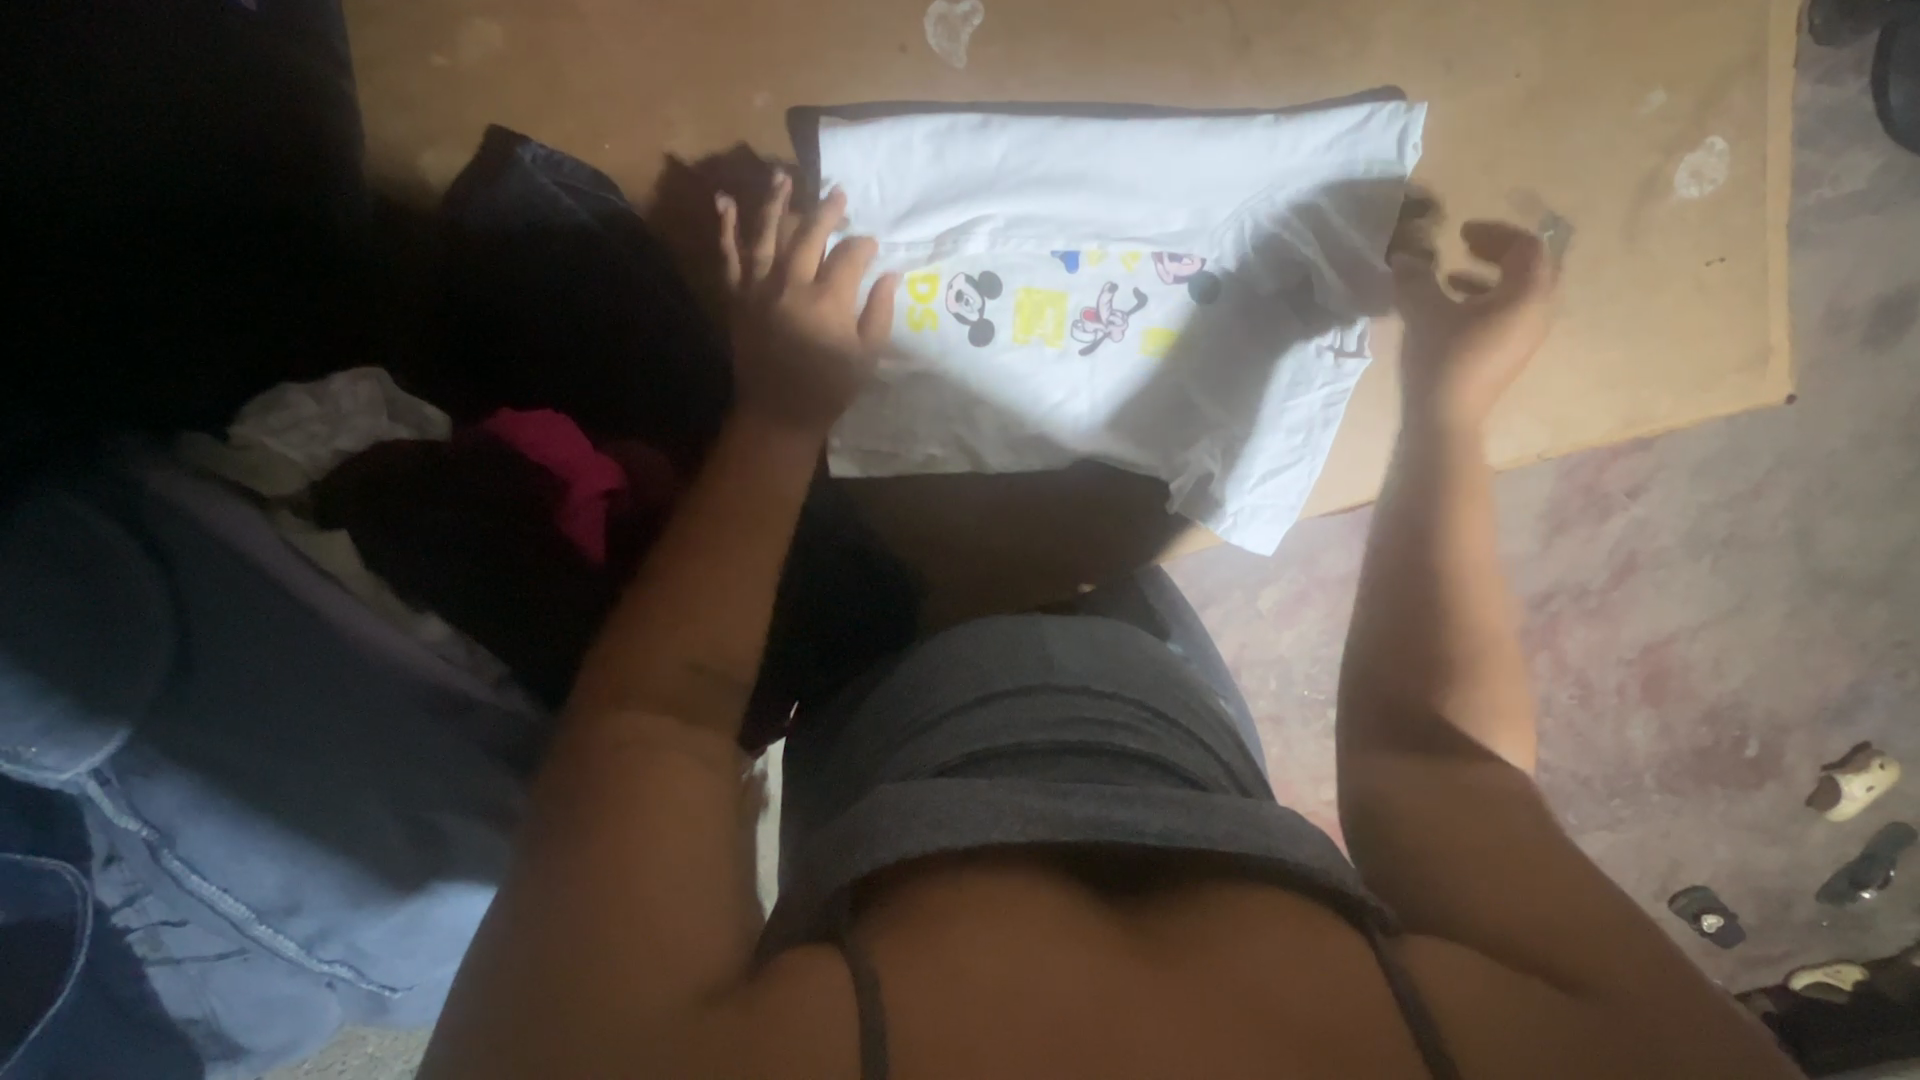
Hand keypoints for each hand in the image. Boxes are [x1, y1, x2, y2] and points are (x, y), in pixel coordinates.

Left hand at [715, 173, 896, 438]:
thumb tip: (889, 276)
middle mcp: (792, 284)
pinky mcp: (737, 297)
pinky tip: (725, 202)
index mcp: (829, 300)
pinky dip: (726, 228)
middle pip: (810, 234)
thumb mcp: (868, 356)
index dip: (864, 245)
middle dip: (826, 210)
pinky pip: (729, 256)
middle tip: (838, 192)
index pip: (850, 255)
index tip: (872, 245)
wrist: (778, 413)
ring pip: (767, 234)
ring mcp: (760, 288)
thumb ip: (880, 312)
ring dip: (776, 202)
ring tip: (783, 176)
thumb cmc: (829, 388)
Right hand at [1391, 221, 1557, 432]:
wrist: (1446, 418)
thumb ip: (1417, 278)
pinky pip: (1507, 314)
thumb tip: (1405, 256)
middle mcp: (1538, 311)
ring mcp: (1527, 336)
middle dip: (1497, 251)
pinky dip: (1484, 300)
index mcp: (1528, 295)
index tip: (1461, 232)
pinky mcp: (1509, 353)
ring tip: (1452, 276)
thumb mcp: (1425, 312)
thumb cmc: (1442, 359)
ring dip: (1488, 276)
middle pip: (1530, 267)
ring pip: (1517, 292)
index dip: (1494, 232)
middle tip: (1464, 245)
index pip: (1526, 246)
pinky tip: (1452, 309)